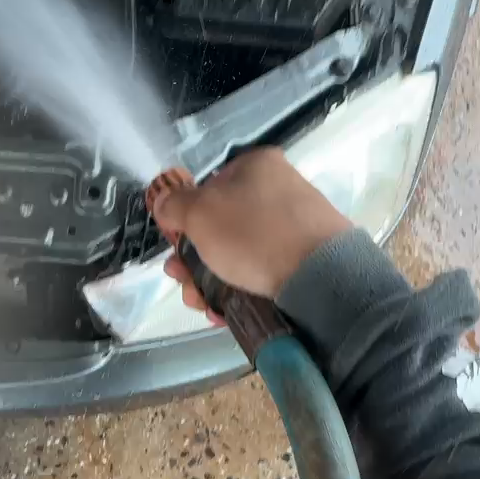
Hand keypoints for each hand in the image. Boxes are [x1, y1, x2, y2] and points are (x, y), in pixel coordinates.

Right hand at [151, 149, 354, 317]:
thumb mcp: (199, 213)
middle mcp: (273, 191)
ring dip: (207, 282)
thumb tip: (162, 201)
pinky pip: (255, 273)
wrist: (317, 274)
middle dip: (192, 261)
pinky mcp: (298, 259)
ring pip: (233, 255)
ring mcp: (289, 226)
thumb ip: (173, 205)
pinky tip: (222, 311)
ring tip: (200, 304)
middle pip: (217, 228)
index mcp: (253, 168)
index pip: (206, 190)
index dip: (184, 221)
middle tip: (182, 281)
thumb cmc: (253, 235)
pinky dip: (234, 291)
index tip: (175, 248)